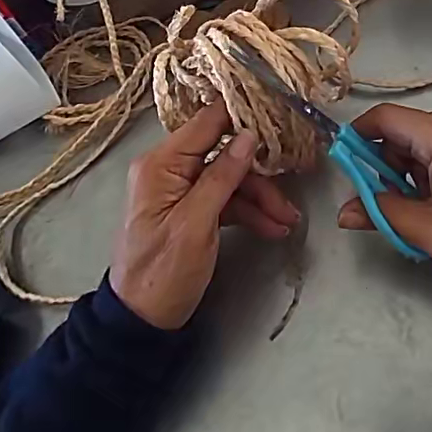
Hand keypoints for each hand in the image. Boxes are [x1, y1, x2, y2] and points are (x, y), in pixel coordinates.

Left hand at [110, 103, 301, 328]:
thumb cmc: (162, 272)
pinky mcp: (193, 209)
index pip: (206, 123)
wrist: (142, 321)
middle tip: (290, 188)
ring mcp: (182, 189)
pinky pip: (228, 200)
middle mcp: (170, 168)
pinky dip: (250, 212)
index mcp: (161, 164)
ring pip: (232, 179)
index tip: (277, 110)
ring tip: (287, 220)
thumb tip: (249, 135)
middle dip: (259, 173)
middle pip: (225, 154)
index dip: (241, 114)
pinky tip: (273, 226)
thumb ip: (222, 177)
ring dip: (261, 198)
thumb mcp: (195, 224)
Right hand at [337, 102, 431, 280]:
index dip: (357, 138)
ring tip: (426, 207)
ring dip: (410, 170)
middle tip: (393, 204)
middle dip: (388, 166)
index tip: (344, 165)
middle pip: (401, 131)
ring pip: (420, 139)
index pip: (384, 118)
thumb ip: (383, 215)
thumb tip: (344, 212)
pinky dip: (431, 166)